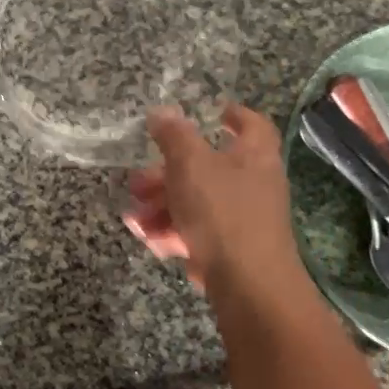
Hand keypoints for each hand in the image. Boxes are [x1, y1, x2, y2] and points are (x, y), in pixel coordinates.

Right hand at [123, 103, 303, 291]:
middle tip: (138, 181)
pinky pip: (193, 227)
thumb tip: (163, 111)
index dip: (233, 115)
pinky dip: (169, 230)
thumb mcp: (189, 165)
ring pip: (192, 199)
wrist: (245, 278)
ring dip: (159, 205)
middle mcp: (251, 183)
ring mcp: (240, 215)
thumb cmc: (221, 211)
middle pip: (205, 167)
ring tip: (136, 217)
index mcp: (252, 157)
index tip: (212, 111)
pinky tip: (151, 238)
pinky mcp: (227, 244)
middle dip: (165, 173)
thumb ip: (174, 136)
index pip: (251, 125)